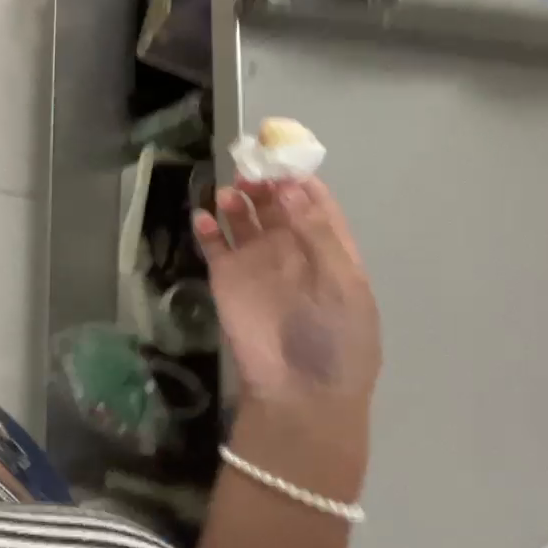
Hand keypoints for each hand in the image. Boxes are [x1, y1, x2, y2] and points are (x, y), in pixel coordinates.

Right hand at [193, 177, 380, 415]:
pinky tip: (204, 217)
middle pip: (276, 203)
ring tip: (231, 194)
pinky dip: (207, 227)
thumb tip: (289, 188)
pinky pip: (213, 243)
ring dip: (237, 200)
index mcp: (331, 250)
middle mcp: (292, 249)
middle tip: (249, 169)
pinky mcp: (225, 276)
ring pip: (243, 217)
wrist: (298, 390)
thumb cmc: (334, 340)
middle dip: (264, 182)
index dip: (300, 179)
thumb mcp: (344, 286)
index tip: (281, 157)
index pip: (315, 203)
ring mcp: (256, 262)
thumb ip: (317, 236)